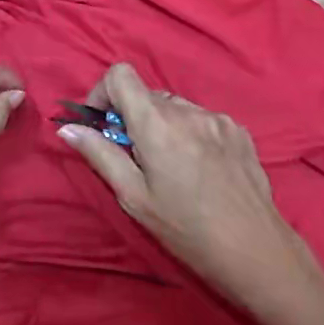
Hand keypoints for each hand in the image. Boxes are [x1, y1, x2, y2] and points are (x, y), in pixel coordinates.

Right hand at [57, 63, 305, 301]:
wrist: (254, 249)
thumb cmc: (185, 229)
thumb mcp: (134, 197)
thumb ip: (100, 155)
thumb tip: (68, 129)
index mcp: (157, 124)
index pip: (121, 75)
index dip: (103, 94)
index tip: (102, 126)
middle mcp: (188, 111)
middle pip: (147, 94)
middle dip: (132, 118)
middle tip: (135, 159)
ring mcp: (218, 118)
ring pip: (176, 108)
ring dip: (163, 126)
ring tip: (172, 168)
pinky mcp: (238, 130)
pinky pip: (202, 119)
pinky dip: (190, 134)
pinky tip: (200, 170)